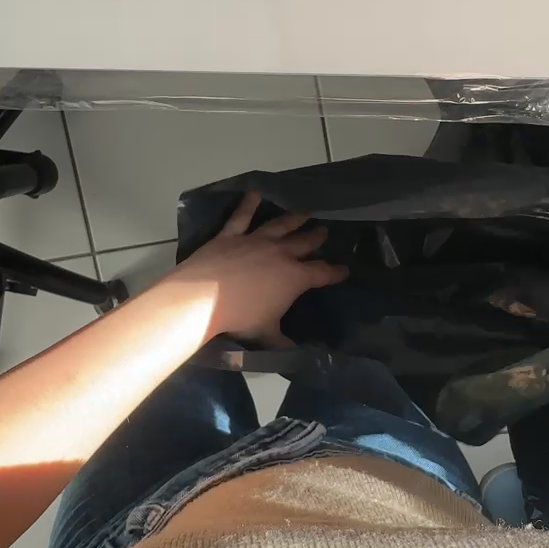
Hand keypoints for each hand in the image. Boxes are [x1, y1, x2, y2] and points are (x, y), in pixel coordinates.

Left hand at [155, 191, 347, 346]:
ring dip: (294, 218)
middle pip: (304, 243)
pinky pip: (242, 216)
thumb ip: (283, 342)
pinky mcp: (231, 235)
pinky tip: (255, 193)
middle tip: (325, 231)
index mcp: (294, 278)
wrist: (204, 298)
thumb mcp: (267, 334)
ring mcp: (255, 240)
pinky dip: (249, 204)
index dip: (335, 272)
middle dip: (316, 238)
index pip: (322, 273)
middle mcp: (279, 254)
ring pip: (280, 225)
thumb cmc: (241, 317)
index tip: (345, 270)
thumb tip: (296, 354)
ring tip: (305, 212)